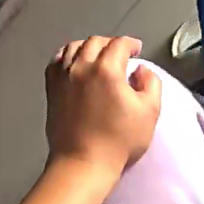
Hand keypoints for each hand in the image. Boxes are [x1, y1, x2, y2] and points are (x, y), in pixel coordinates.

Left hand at [45, 36, 161, 174]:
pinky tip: (75, 64)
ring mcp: (63, 77)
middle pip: (95, 42)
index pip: (119, 44)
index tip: (136, 49)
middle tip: (120, 54)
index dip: (131, 44)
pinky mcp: (51, 89)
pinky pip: (57, 62)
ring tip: (98, 56)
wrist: (84, 162)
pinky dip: (68, 56)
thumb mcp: (150, 112)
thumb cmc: (119, 140)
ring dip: (89, 47)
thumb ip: (151, 83)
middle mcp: (82, 67)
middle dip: (111, 44)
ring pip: (74, 47)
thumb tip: (140, 70)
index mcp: (107, 69)